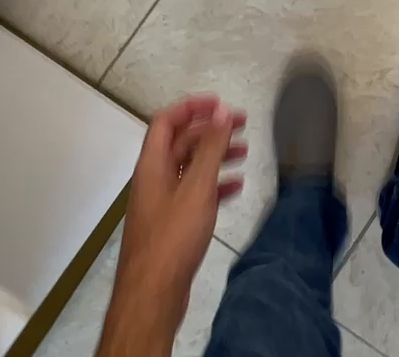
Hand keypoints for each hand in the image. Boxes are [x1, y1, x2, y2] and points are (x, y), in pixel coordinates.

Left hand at [108, 96, 246, 340]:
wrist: (153, 295)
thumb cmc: (173, 238)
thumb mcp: (197, 187)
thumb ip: (210, 147)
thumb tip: (221, 111)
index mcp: (153, 165)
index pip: (167, 121)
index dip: (192, 107)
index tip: (219, 103)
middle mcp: (155, 179)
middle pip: (182, 142)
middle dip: (211, 130)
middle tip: (241, 124)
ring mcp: (163, 202)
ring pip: (191, 167)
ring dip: (216, 156)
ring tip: (244, 152)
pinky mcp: (173, 224)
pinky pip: (196, 193)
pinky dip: (215, 184)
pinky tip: (236, 187)